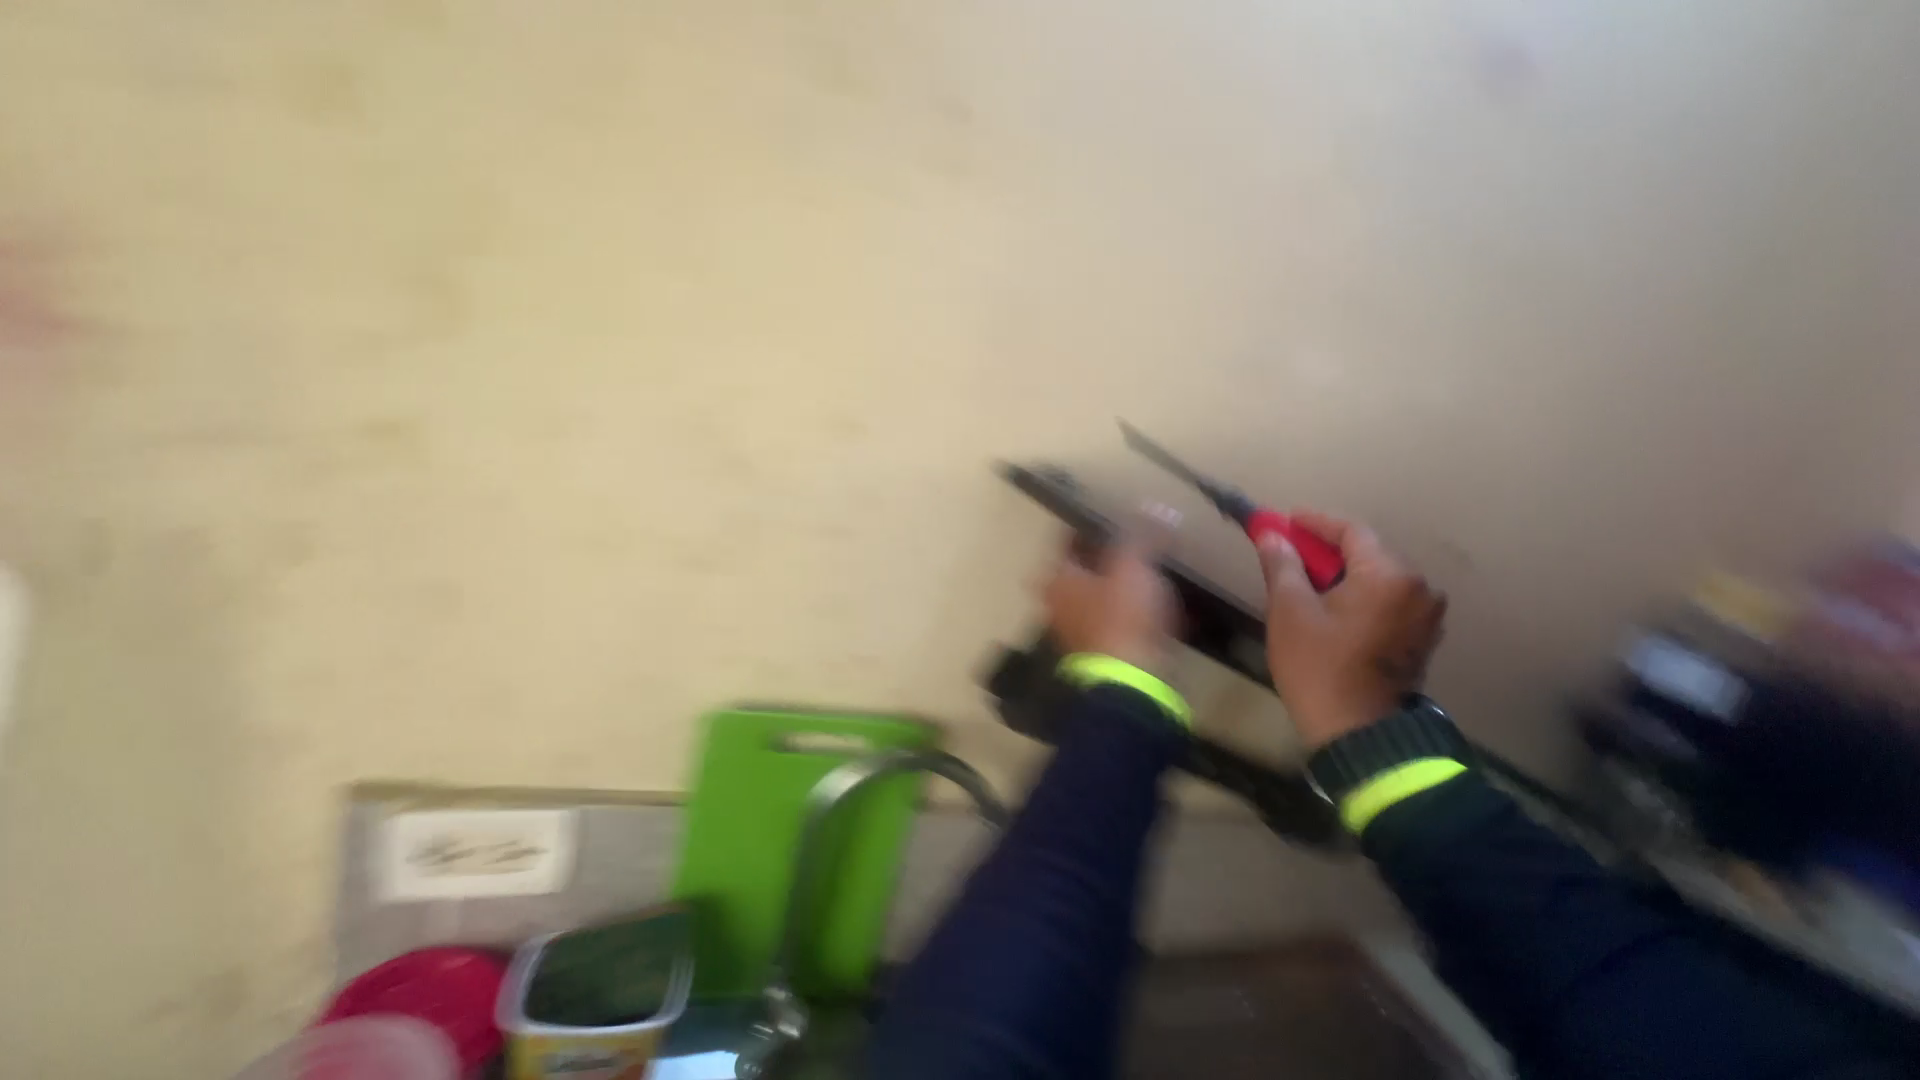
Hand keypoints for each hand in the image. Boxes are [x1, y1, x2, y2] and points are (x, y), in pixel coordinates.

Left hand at [1041, 523, 1179, 674]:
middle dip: (1113, 555)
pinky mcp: (1108, 652)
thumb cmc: (1120, 614)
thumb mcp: (1131, 566)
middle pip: (1087, 570)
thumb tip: (1153, 509)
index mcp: (1056, 579)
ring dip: (1131, 583)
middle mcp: (1060, 605)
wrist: (1131, 681)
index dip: (1090, 524)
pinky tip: (1174, 600)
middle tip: (1140, 537)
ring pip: (1108, 596)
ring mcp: (1083, 631)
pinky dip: (1147, 610)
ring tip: (1161, 565)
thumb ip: (1141, 536)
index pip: (1066, 540)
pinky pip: (1129, 621)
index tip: (1114, 512)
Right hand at [1257, 511, 1446, 749]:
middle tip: (1289, 551)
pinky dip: (1361, 597)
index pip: (1351, 531)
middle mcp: (1418, 587)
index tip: (1284, 520)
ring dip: (1344, 574)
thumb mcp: (1289, 611)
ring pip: (1379, 579)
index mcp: (1389, 575)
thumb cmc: (1318, 666)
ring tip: (1306, 581)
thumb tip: (1271, 535)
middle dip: (1327, 550)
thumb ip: (1282, 564)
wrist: (1356, 733)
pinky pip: (1388, 602)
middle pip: (1368, 554)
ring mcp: (1426, 615)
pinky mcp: (1422, 639)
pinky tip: (1332, 607)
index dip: (1314, 523)